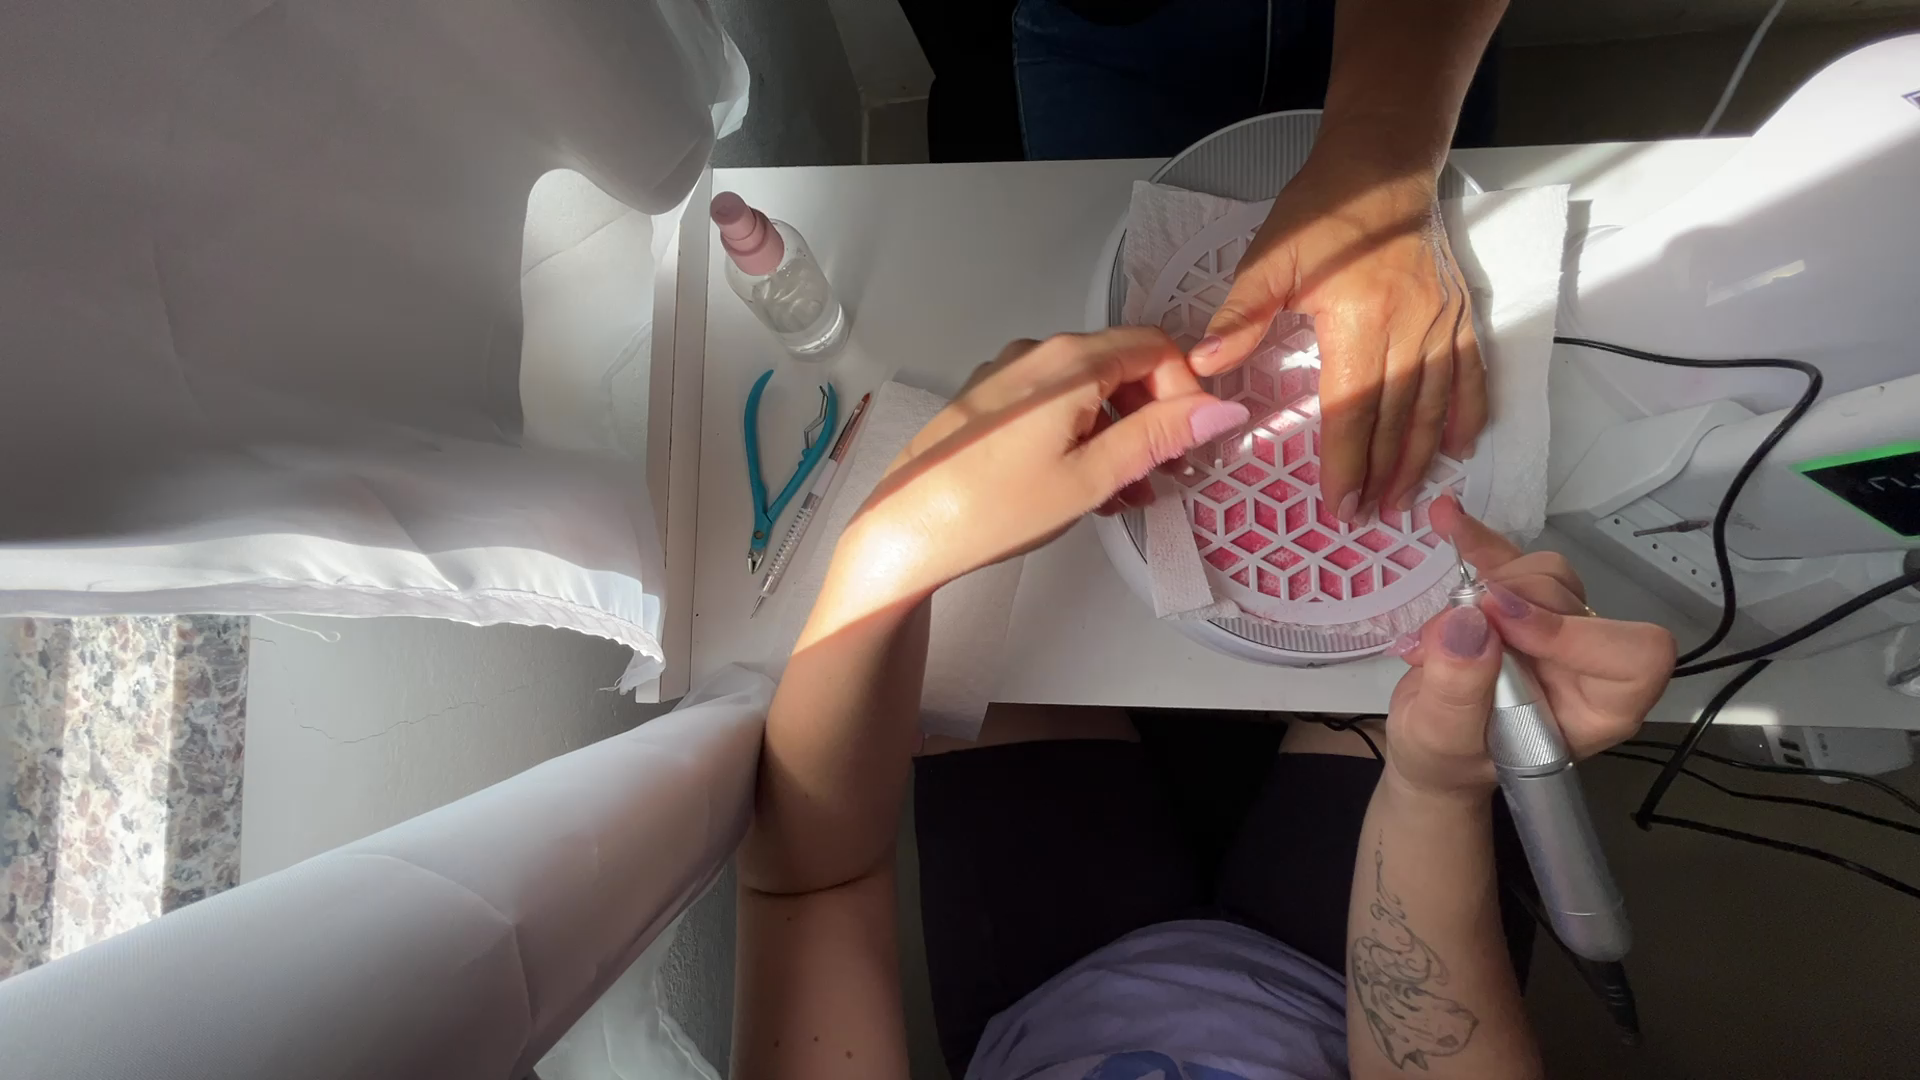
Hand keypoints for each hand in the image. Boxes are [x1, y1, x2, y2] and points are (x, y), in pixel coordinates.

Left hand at [835, 328, 1249, 605]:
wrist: (907, 529)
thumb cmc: (1000, 508)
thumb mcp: (1090, 476)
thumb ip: (1159, 436)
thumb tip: (1224, 407)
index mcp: (1069, 361)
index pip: (1155, 347)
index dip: (1185, 391)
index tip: (1189, 443)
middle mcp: (1036, 352)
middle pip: (1119, 367)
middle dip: (1151, 418)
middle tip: (1164, 475)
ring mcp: (1004, 374)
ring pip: (1084, 392)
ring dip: (1115, 434)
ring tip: (1125, 494)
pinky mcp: (984, 401)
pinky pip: (1049, 406)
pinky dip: (1077, 435)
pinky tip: (1078, 483)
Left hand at [1191, 156, 1486, 521]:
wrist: (1380, 166)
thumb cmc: (1319, 214)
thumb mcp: (1268, 260)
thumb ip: (1241, 316)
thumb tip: (1206, 363)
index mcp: (1361, 319)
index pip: (1354, 410)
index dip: (1347, 463)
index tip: (1339, 505)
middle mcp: (1411, 326)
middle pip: (1398, 418)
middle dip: (1384, 474)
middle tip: (1370, 518)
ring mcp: (1442, 319)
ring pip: (1437, 404)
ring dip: (1423, 457)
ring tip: (1409, 501)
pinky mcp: (1458, 310)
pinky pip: (1471, 370)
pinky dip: (1467, 412)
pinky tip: (1462, 446)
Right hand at [1380, 497, 1677, 800]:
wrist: (1429, 748)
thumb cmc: (1443, 756)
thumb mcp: (1441, 735)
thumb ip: (1458, 687)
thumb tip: (1468, 620)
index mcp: (1598, 706)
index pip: (1630, 655)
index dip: (1570, 632)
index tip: (1498, 626)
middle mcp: (1587, 662)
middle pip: (1571, 603)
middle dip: (1500, 606)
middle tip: (1443, 632)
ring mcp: (1552, 629)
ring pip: (1543, 574)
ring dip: (1483, 582)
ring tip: (1434, 625)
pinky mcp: (1511, 604)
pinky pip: (1504, 558)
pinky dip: (1473, 539)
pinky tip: (1445, 516)